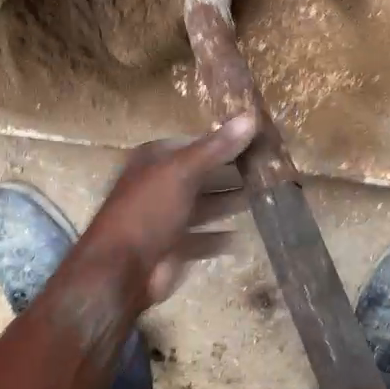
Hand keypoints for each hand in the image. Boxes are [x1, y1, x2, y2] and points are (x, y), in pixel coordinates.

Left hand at [76, 113, 258, 308]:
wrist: (121, 270)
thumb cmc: (148, 212)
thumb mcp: (182, 172)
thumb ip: (216, 148)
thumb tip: (251, 117)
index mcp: (154, 160)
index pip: (196, 144)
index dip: (225, 141)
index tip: (259, 140)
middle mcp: (159, 185)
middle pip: (202, 175)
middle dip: (232, 173)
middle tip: (269, 171)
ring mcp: (165, 218)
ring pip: (204, 206)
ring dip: (229, 203)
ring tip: (264, 198)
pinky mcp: (173, 248)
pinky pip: (202, 239)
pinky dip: (220, 238)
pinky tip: (243, 236)